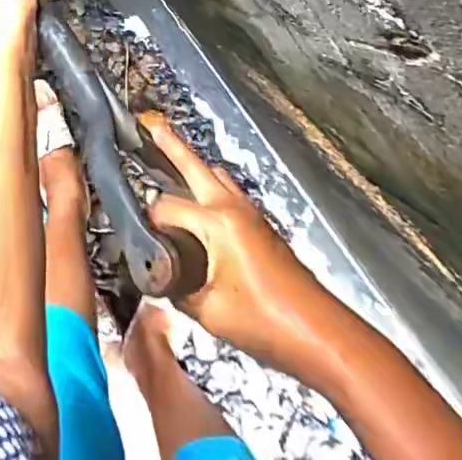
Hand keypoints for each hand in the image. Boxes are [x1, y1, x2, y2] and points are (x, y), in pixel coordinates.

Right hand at [140, 112, 327, 365]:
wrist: (322, 335)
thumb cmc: (270, 323)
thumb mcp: (209, 311)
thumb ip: (177, 288)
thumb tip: (163, 279)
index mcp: (217, 223)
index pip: (166, 208)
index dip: (148, 220)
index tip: (139, 236)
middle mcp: (233, 209)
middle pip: (195, 166)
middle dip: (171, 145)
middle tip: (152, 126)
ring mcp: (251, 214)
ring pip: (216, 174)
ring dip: (193, 163)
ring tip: (173, 154)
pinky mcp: (262, 226)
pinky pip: (230, 191)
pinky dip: (211, 183)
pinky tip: (202, 196)